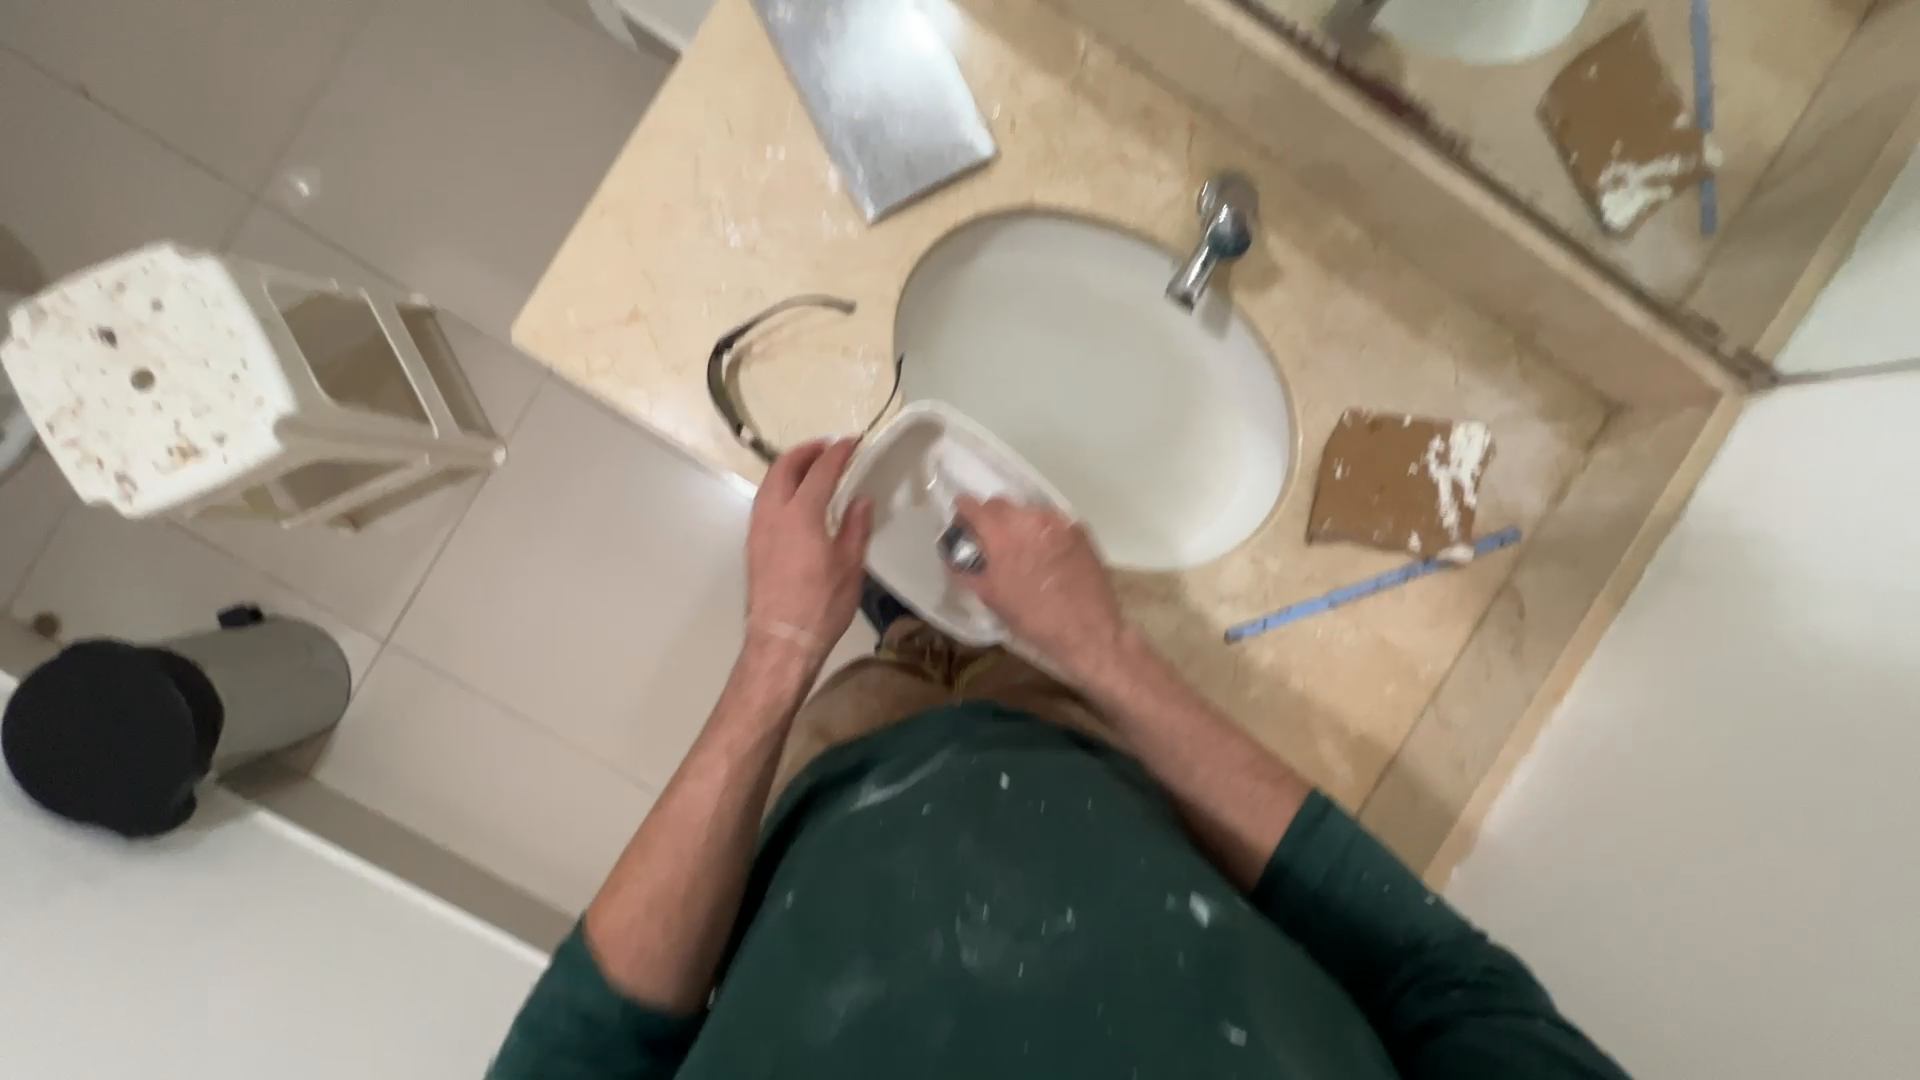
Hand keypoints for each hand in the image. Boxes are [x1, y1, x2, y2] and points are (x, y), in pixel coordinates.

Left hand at [746, 438, 873, 662]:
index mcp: (801, 515)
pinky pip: (765, 502)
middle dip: (806, 452)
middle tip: (827, 448)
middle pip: (783, 467)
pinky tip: (796, 499)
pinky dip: (780, 488)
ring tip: (811, 469)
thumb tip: (860, 500)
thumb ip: (856, 527)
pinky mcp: (753, 545)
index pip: (820, 471)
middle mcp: (773, 514)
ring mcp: (758, 529)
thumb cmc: (822, 604)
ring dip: (789, 468)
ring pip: (769, 484)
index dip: (838, 453)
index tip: (852, 442)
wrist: (782, 640)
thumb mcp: (851, 566)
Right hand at [949, 496, 1127, 677]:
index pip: (973, 506)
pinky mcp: (1080, 530)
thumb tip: (953, 559)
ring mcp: (1059, 522)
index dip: (963, 510)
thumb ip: (966, 572)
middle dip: (991, 516)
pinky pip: (1053, 522)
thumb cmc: (1033, 618)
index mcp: (1002, 534)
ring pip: (1029, 511)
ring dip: (1020, 523)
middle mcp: (1030, 519)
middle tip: (991, 537)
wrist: (1086, 630)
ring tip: (1023, 547)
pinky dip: (1044, 532)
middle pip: (1001, 503)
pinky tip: (1048, 554)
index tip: (962, 519)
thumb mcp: (991, 597)